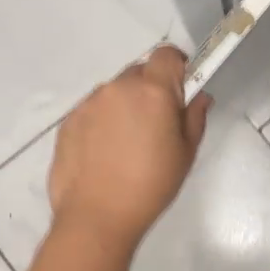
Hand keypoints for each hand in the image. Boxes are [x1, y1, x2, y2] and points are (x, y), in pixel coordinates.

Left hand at [49, 45, 211, 246]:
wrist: (96, 217)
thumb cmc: (151, 185)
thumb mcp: (186, 153)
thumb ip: (195, 117)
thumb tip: (200, 97)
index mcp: (153, 90)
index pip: (166, 54)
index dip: (176, 66)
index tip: (180, 89)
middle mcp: (119, 87)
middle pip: (140, 71)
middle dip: (151, 88)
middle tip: (156, 123)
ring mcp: (90, 103)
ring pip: (115, 91)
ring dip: (126, 104)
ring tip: (127, 143)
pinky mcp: (69, 121)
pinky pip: (93, 109)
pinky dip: (103, 121)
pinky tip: (105, 153)